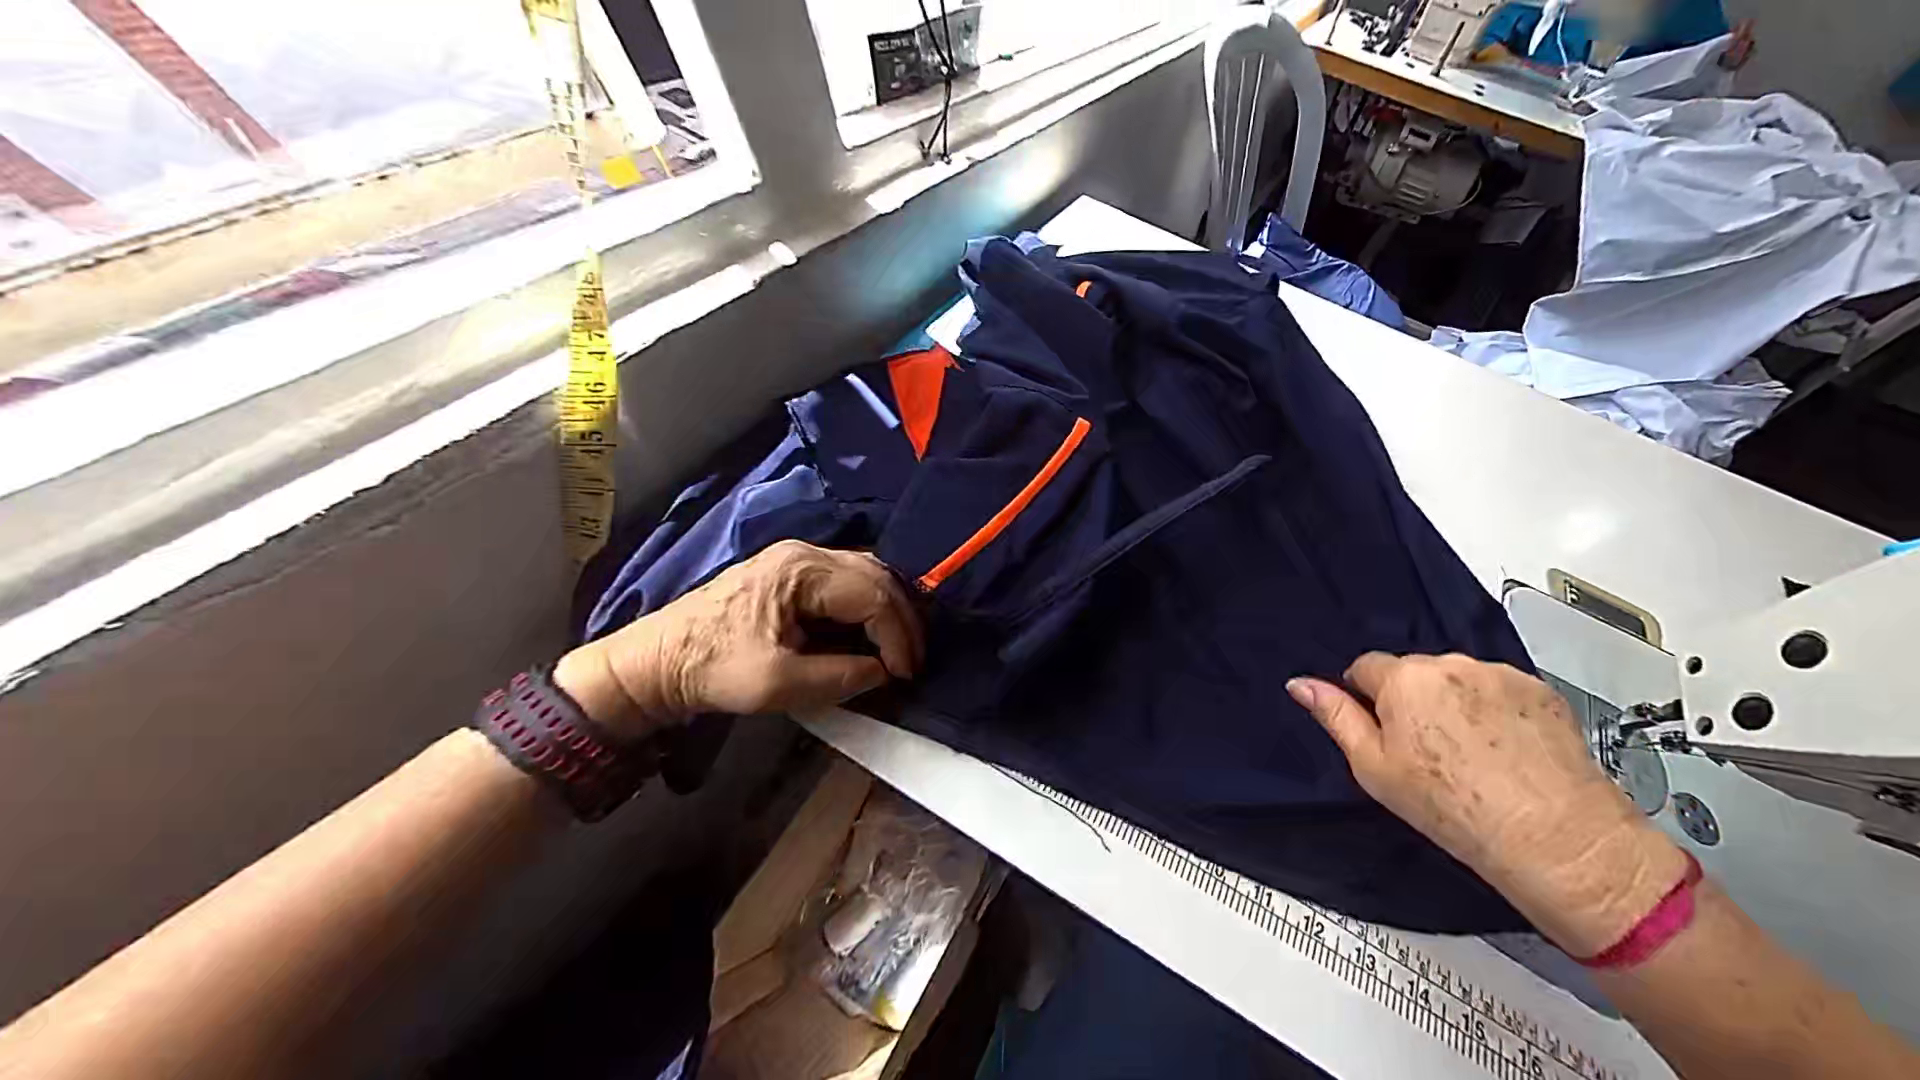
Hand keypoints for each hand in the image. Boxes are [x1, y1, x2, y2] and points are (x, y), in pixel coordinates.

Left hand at [556, 541, 923, 738]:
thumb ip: (841, 678)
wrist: (660, 660)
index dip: (898, 636)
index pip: (873, 594)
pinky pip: (847, 580)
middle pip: (876, 575)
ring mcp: (798, 558)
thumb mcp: (780, 684)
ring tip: (900, 648)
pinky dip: (869, 605)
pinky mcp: (792, 572)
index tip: (904, 675)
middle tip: (912, 662)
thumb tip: (883, 672)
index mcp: (801, 570)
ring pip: (866, 573)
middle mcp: (805, 553)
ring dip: (888, 610)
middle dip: (902, 620)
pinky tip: (873, 632)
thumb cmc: (714, 669)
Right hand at [1288, 654, 1690, 955]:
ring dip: (1453, 703)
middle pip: (1412, 671)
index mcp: (1403, 679)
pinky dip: (1494, 710)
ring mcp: (1499, 675)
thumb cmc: (1459, 809)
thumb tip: (1302, 685)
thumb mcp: (1373, 767)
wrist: (1557, 840)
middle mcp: (1450, 665)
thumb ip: (1335, 716)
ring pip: (1455, 679)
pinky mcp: (1540, 690)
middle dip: (1412, 700)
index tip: (1383, 732)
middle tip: (1425, 750)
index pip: (1363, 667)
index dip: (1367, 700)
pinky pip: (1498, 689)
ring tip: (1469, 754)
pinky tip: (1500, 750)